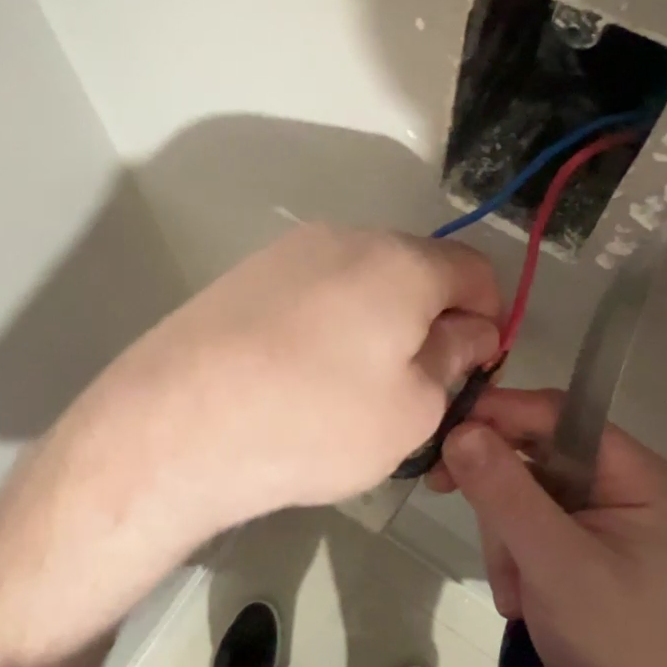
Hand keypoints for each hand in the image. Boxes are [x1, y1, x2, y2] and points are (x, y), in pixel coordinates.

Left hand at [54, 223, 500, 549]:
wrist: (176, 426)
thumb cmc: (314, 422)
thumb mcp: (411, 411)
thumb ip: (452, 363)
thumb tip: (467, 332)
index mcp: (399, 261)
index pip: (474, 271)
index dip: (489, 321)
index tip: (472, 373)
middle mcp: (341, 239)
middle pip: (411, 274)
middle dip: (426, 326)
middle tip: (412, 394)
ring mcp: (282, 256)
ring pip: (355, 288)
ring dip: (371, 331)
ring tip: (348, 398)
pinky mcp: (238, 282)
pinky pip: (306, 300)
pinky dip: (321, 334)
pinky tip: (296, 386)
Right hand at [429, 389, 666, 666]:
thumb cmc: (612, 636)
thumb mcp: (553, 559)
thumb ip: (504, 491)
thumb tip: (459, 430)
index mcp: (639, 478)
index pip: (563, 417)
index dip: (505, 415)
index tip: (447, 429)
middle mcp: (621, 490)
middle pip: (536, 456)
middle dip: (499, 497)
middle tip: (443, 494)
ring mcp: (598, 523)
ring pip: (521, 495)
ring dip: (504, 539)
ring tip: (516, 592)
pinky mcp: (576, 552)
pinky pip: (525, 529)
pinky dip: (511, 559)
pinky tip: (520, 599)